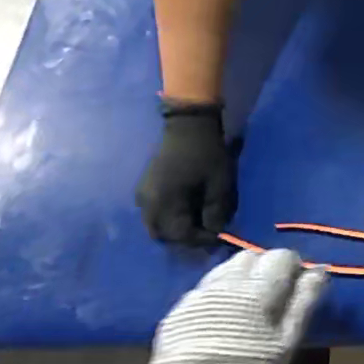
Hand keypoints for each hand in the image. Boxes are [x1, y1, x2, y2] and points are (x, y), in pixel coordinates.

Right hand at [136, 101, 236, 244]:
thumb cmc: (207, 153)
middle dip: (185, 239)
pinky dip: (168, 220)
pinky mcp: (144, 188)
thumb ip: (216, 213)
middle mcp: (148, 203)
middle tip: (207, 234)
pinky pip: (153, 214)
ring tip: (197, 224)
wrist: (188, 124)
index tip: (220, 237)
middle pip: (163, 235)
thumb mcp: (219, 185)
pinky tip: (186, 212)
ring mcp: (143, 196)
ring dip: (175, 231)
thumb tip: (214, 233)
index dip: (201, 240)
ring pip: (156, 227)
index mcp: (165, 202)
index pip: (180, 235)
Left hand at [139, 249, 327, 363]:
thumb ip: (304, 300)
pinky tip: (220, 319)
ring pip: (225, 269)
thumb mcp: (287, 339)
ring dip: (240, 279)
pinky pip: (204, 289)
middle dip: (264, 269)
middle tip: (270, 297)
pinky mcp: (179, 309)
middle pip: (251, 257)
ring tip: (245, 307)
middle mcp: (226, 281)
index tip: (295, 286)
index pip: (281, 256)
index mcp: (257, 286)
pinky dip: (217, 295)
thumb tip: (319, 271)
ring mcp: (199, 293)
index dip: (292, 268)